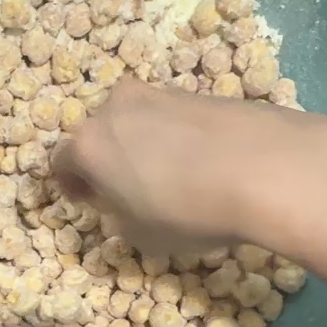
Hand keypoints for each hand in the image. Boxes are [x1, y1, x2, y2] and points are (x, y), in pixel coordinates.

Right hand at [53, 80, 326, 259]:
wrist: (266, 169)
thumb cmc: (186, 212)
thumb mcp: (139, 235)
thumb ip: (119, 215)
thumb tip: (126, 202)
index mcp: (88, 144)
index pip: (60, 163)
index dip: (71, 187)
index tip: (88, 202)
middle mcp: (116, 108)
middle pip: (97, 135)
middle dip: (104, 162)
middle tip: (124, 192)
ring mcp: (159, 93)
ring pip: (134, 123)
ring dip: (139, 148)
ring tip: (166, 180)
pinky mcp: (198, 91)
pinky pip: (170, 119)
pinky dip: (172, 140)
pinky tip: (198, 167)